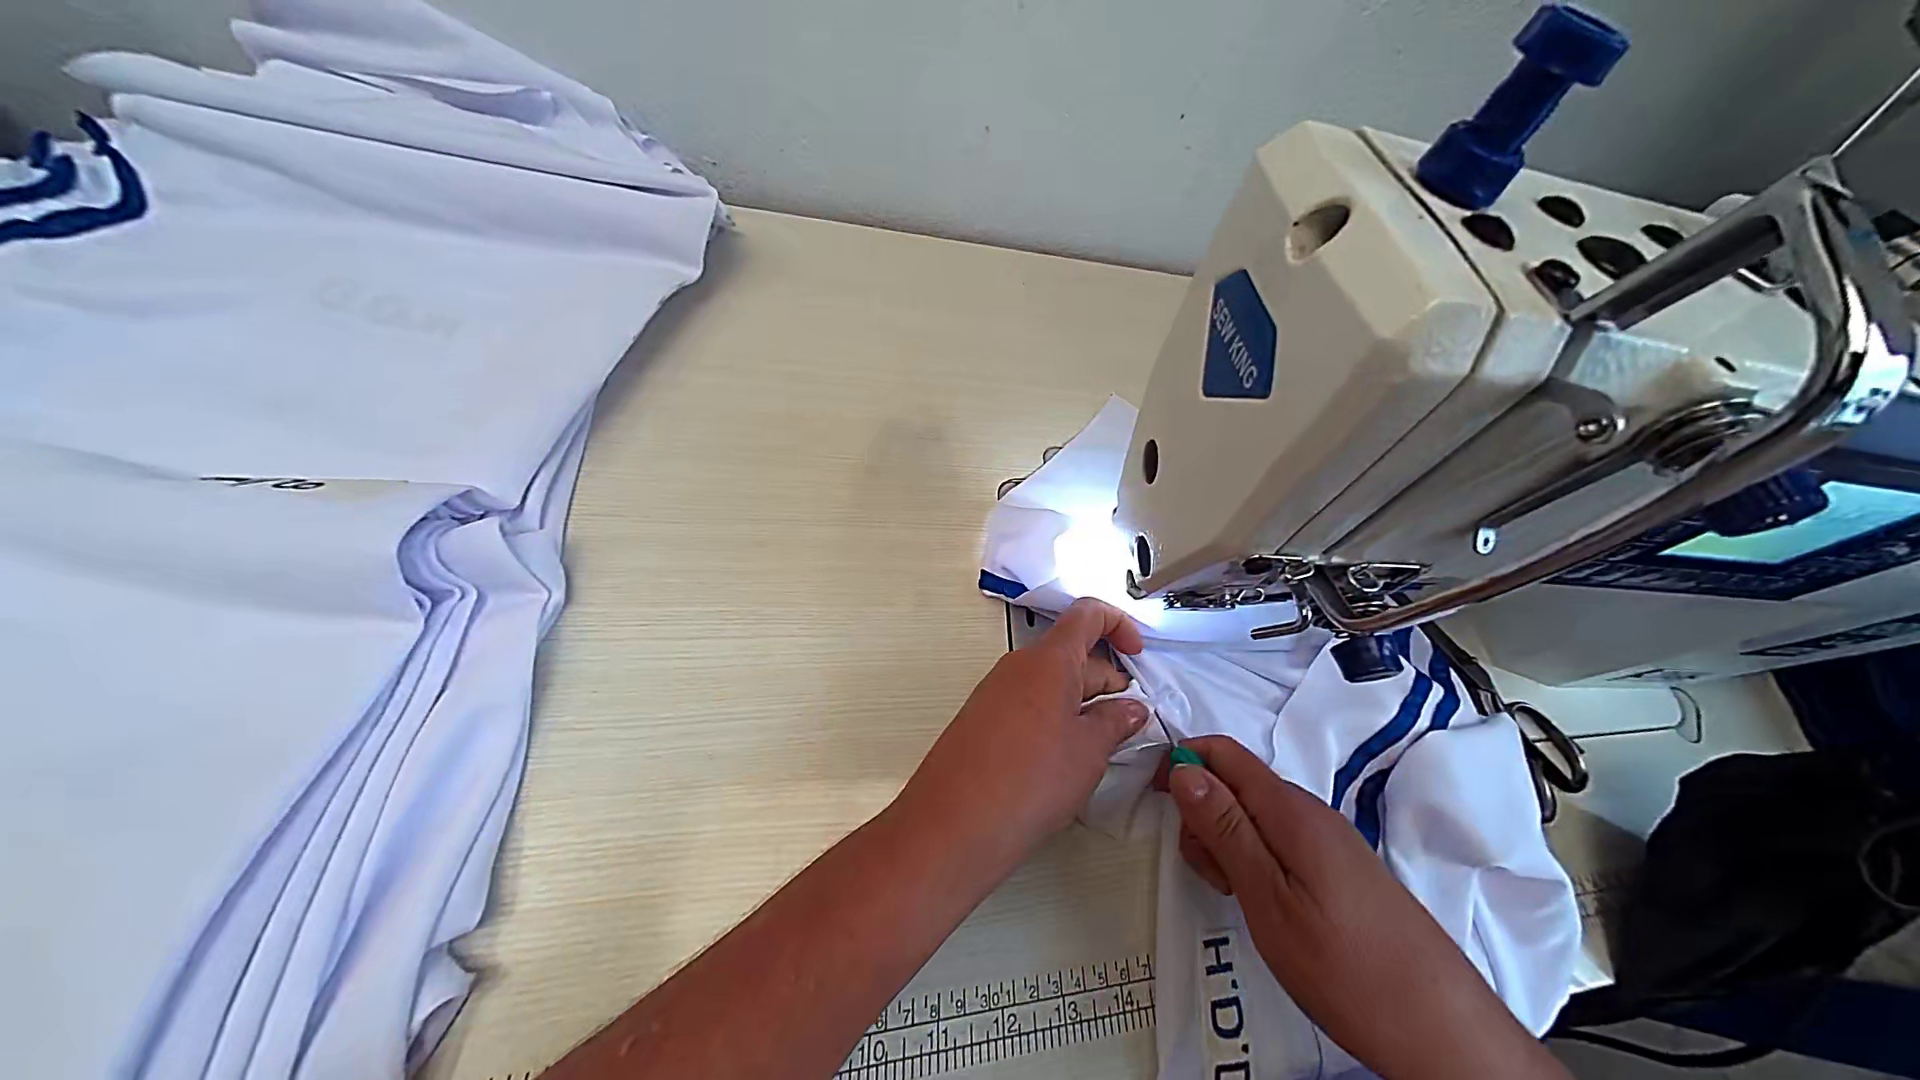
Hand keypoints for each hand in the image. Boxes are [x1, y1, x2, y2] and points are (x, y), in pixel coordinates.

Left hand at [894, 598, 1148, 873]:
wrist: (956, 822)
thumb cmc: (1020, 783)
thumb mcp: (1089, 751)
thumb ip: (1116, 721)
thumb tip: (1128, 709)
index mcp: (1048, 660)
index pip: (1087, 615)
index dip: (1118, 624)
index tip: (1135, 650)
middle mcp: (1017, 667)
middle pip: (1070, 651)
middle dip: (1105, 676)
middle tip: (1127, 713)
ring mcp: (995, 692)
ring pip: (1049, 680)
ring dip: (1080, 701)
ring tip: (1100, 742)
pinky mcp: (983, 718)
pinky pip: (1027, 702)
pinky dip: (1054, 716)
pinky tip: (1065, 755)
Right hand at [1164, 736, 1571, 1079]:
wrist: (1444, 1032)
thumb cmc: (1345, 967)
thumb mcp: (1267, 898)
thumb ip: (1224, 828)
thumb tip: (1184, 768)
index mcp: (1290, 810)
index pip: (1224, 752)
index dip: (1183, 758)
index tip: (1156, 795)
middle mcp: (1310, 812)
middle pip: (1235, 782)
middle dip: (1203, 811)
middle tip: (1208, 870)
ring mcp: (1327, 839)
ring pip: (1253, 813)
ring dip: (1225, 839)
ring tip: (1235, 894)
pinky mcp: (1337, 866)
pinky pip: (1278, 839)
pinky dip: (1252, 857)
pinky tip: (1261, 900)